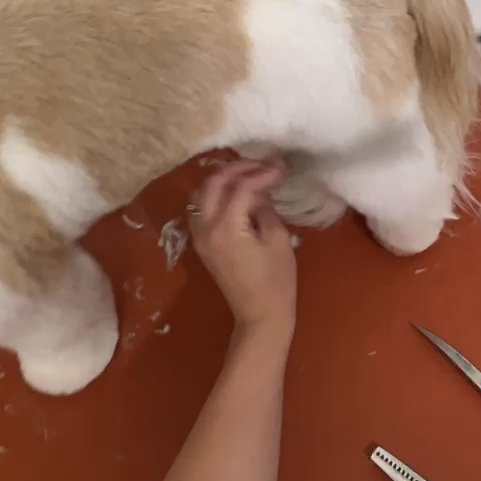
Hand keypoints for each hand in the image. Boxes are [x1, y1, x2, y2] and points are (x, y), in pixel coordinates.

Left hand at [189, 161, 295, 339]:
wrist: (260, 315)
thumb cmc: (276, 281)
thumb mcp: (278, 239)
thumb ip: (265, 209)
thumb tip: (260, 192)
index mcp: (227, 228)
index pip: (242, 187)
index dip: (262, 173)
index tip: (281, 167)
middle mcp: (206, 228)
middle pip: (214, 183)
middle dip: (239, 169)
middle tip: (262, 165)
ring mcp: (200, 236)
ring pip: (202, 193)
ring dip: (223, 179)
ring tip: (248, 174)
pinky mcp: (202, 243)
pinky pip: (201, 208)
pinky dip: (215, 194)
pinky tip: (235, 193)